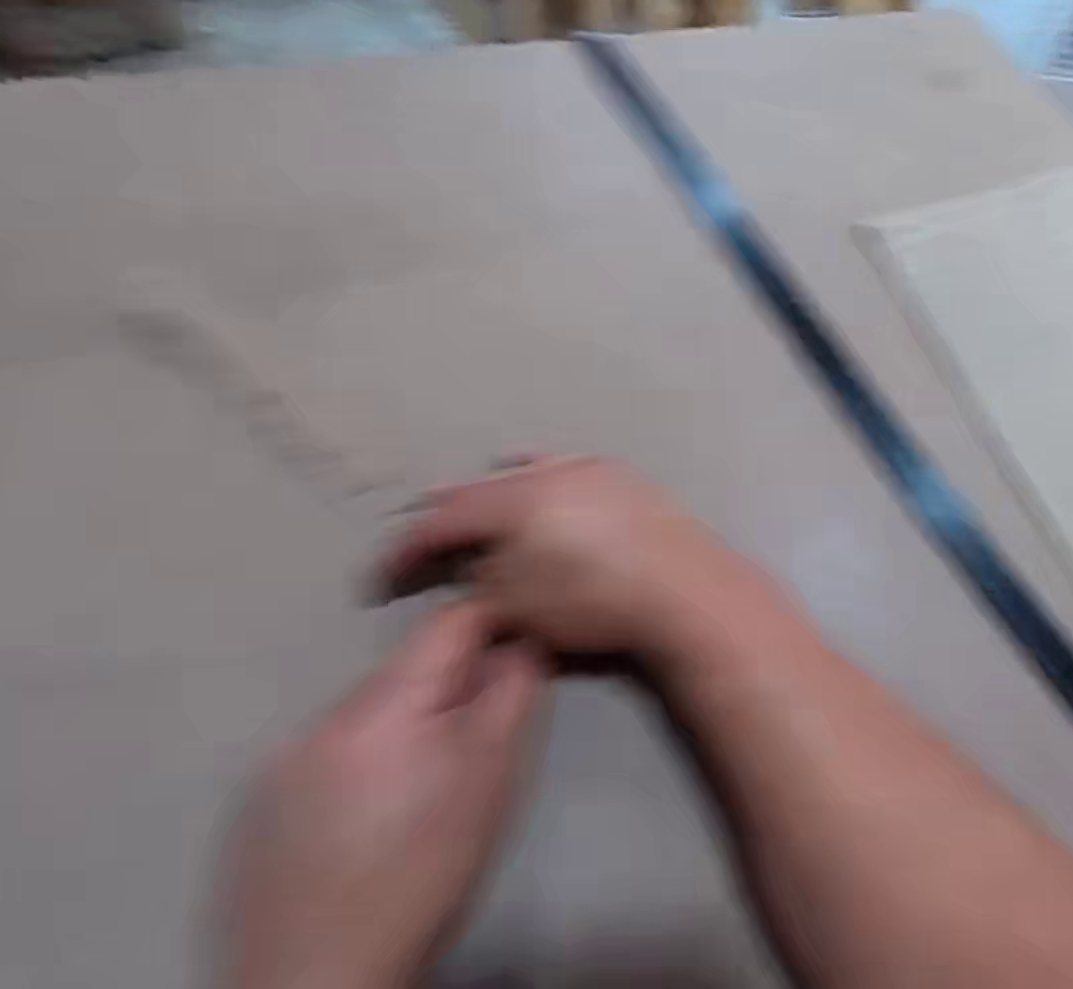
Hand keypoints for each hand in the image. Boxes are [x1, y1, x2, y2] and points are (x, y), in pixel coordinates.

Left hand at [217, 602, 547, 988]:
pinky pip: (333, 748)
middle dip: (449, 687)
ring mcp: (282, 760)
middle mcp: (323, 718)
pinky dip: (367, 758)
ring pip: (371, 709)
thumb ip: (512, 695)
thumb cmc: (427, 869)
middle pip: (407, 668)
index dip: (491, 623)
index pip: (447, 623)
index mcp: (385, 705)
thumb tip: (520, 643)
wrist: (320, 984)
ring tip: (422, 788)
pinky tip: (374, 815)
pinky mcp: (260, 801)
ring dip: (408, 724)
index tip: (517, 647)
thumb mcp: (492, 776)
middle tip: (473, 740)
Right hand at [374, 456, 799, 667]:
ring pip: (523, 471)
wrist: (686, 588)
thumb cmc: (598, 603)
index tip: (386, 574)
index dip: (410, 548)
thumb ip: (485, 582)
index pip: (445, 522)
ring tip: (471, 494)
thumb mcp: (524, 605)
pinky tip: (535, 468)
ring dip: (492, 487)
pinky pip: (565, 465)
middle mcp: (550, 473)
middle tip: (421, 529)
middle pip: (482, 490)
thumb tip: (472, 565)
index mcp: (518, 503)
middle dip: (448, 513)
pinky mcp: (621, 476)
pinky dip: (539, 472)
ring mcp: (590, 468)